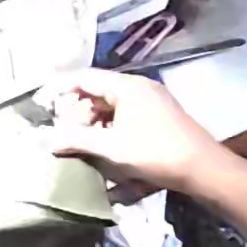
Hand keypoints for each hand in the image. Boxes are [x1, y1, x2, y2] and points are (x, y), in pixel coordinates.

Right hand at [36, 69, 236, 192]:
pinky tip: (102, 143)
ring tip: (80, 140)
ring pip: (109, 103)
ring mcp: (150, 99)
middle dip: (76, 109)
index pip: (84, 78)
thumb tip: (45, 140)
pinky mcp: (158, 114)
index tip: (42, 102)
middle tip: (62, 129)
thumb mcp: (111, 147)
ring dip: (91, 120)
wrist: (204, 169)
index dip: (59, 88)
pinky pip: (123, 112)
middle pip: (96, 90)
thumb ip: (76, 140)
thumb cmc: (156, 152)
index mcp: (126, 86)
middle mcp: (138, 86)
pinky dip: (108, 124)